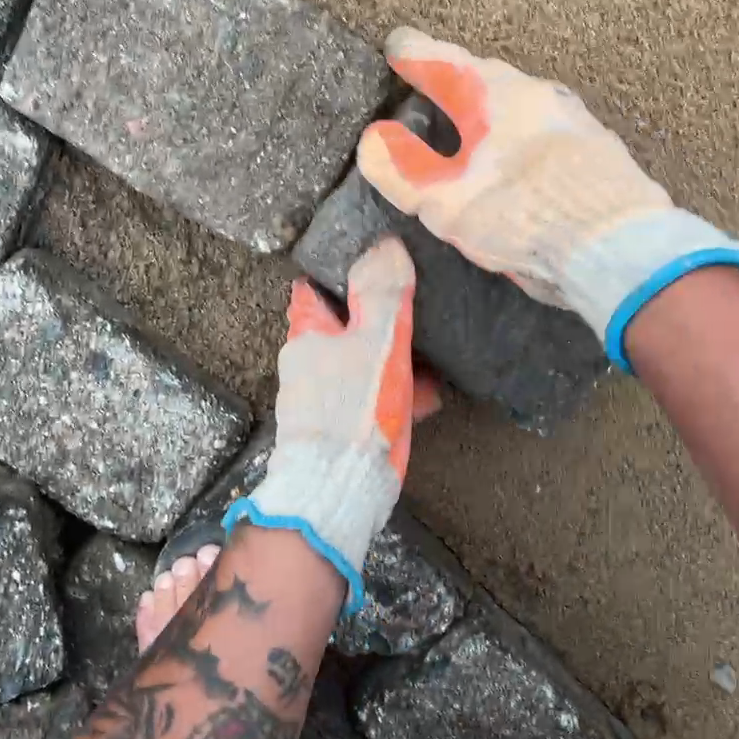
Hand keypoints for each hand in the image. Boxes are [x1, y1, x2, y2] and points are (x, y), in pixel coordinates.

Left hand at [230, 238, 417, 613]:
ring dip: (388, 356)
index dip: (338, 272)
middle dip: (373, 318)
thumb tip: (385, 246)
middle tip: (413, 307)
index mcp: (307, 336)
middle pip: (340, 326)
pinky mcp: (338, 429)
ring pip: (357, 363)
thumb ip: (381, 295)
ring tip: (431, 351)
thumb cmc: (353, 414)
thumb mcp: (377, 344)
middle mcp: (306, 365)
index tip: (369, 260)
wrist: (338, 492)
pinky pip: (367, 398)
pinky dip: (393, 391)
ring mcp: (320, 399)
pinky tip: (428, 396)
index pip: (312, 289)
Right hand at [356, 27, 738, 372]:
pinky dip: (515, 138)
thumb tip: (374, 139)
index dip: (416, 54)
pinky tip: (511, 161)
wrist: (616, 249)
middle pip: (486, 80)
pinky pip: (540, 132)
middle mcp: (540, 96)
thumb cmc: (523, 215)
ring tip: (468, 125)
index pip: (446, 62)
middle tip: (430, 84)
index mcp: (499, 95)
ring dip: (489, 111)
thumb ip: (403, 171)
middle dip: (456, 81)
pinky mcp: (594, 154)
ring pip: (518, 106)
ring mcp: (573, 122)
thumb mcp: (446, 201)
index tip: (397, 44)